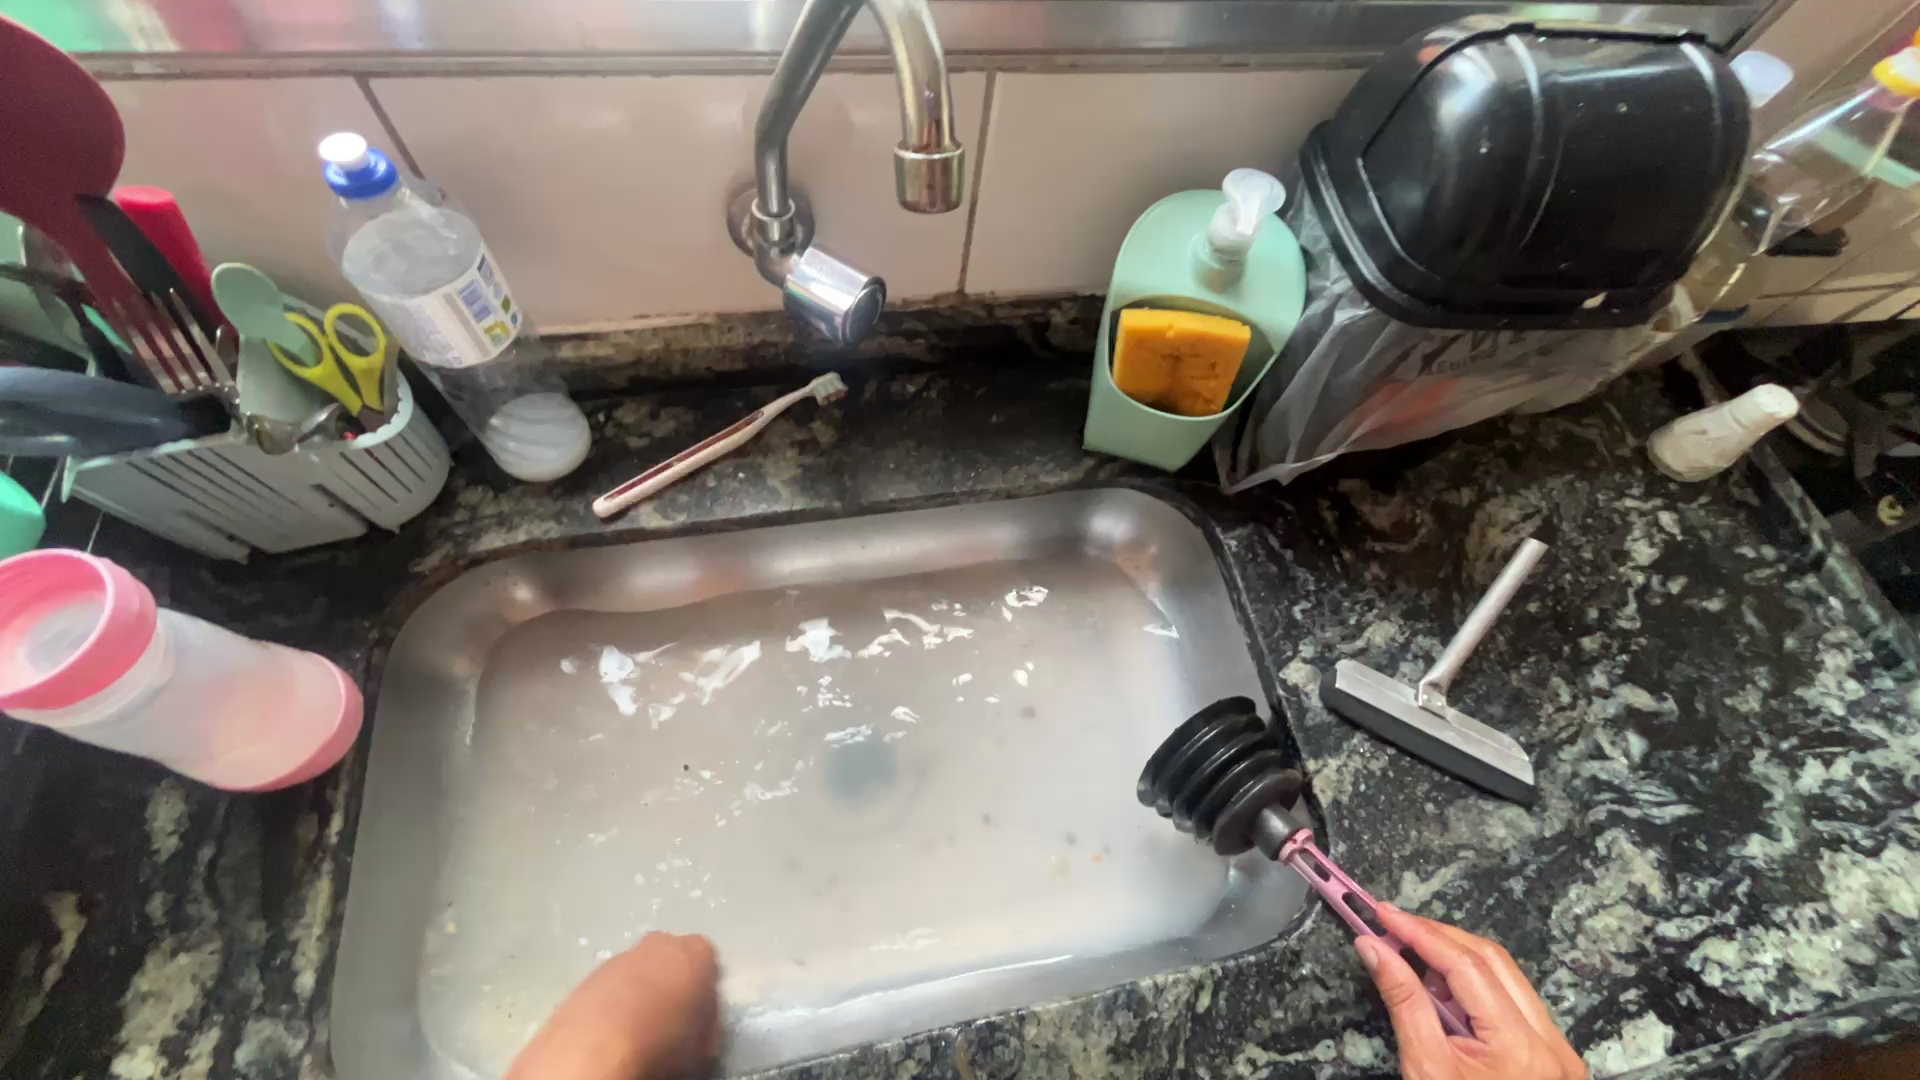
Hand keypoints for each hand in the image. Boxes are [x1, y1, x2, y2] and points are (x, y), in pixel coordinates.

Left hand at [506, 932, 722, 1079]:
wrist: (594, 1049)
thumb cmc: (661, 1042)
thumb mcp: (702, 1045)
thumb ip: (705, 1028)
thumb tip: (700, 1033)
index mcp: (697, 953)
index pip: (710, 966)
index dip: (705, 996)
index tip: (699, 1024)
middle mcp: (662, 944)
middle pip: (671, 961)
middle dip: (670, 986)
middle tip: (668, 1025)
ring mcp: (622, 957)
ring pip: (638, 973)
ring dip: (638, 997)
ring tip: (633, 1036)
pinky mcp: (588, 977)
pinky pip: (609, 989)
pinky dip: (611, 1007)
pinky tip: (608, 1037)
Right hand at [1356, 905, 1587, 1079]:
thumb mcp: (1424, 1068)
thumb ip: (1402, 1000)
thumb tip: (1372, 945)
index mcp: (1521, 1046)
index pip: (1465, 965)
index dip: (1420, 931)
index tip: (1380, 912)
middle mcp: (1551, 1041)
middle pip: (1492, 959)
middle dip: (1438, 934)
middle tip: (1391, 925)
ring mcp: (1559, 1050)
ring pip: (1505, 975)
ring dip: (1454, 955)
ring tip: (1410, 956)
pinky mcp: (1554, 1058)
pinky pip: (1512, 999)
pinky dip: (1472, 982)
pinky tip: (1441, 990)